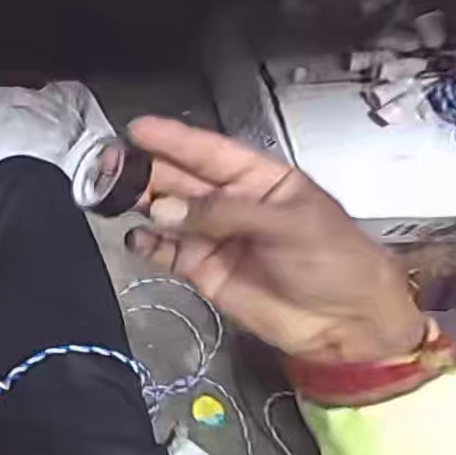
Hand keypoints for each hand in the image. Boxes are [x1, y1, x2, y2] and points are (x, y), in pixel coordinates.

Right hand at [123, 117, 426, 364]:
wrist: (345, 325)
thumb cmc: (336, 262)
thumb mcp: (289, 225)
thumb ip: (224, 214)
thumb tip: (164, 210)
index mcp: (259, 180)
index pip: (209, 153)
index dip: (174, 140)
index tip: (139, 129)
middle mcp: (229, 203)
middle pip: (180, 180)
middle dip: (146, 170)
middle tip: (111, 162)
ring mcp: (211, 235)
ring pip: (166, 213)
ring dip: (139, 202)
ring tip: (110, 195)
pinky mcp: (199, 267)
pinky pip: (164, 250)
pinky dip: (145, 243)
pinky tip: (135, 237)